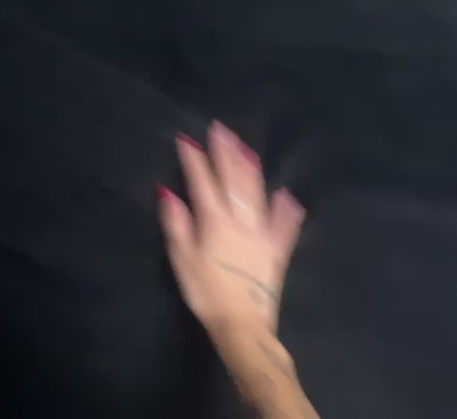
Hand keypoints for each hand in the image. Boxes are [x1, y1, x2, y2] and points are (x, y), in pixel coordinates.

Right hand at [160, 122, 305, 334]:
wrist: (244, 326)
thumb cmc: (205, 291)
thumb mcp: (181, 257)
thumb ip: (176, 222)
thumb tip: (168, 191)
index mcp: (214, 221)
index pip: (202, 181)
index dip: (194, 159)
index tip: (187, 139)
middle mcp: (240, 222)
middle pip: (233, 181)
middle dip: (226, 154)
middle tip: (222, 130)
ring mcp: (262, 235)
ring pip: (257, 195)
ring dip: (251, 170)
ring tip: (247, 149)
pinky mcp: (277, 253)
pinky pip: (284, 227)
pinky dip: (286, 210)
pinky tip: (288, 195)